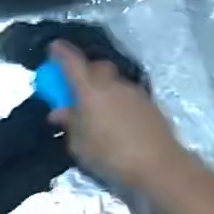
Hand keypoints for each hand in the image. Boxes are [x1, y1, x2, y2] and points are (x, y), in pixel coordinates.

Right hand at [48, 40, 188, 189]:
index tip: (54, 47)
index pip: (72, 62)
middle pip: (97, 66)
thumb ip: (69, 124)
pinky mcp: (150, 103)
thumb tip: (59, 111)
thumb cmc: (112, 157)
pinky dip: (119, 100)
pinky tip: (118, 120)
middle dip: (85, 71)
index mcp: (90, 90)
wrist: (159, 165)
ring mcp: (134, 91)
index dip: (61, 53)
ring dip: (104, 87)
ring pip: (114, 80)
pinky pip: (127, 94)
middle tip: (77, 87)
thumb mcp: (80, 145)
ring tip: (98, 110)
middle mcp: (112, 84)